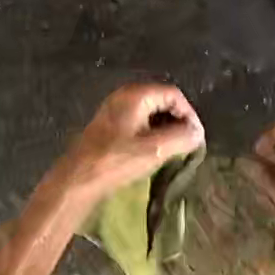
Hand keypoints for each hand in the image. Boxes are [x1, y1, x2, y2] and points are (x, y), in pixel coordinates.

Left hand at [53, 83, 205, 200]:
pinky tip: (154, 152)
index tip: (196, 136)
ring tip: (174, 149)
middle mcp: (124, 96)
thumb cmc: (116, 161)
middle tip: (187, 143)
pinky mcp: (109, 126)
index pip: (173, 94)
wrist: (77, 179)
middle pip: (162, 100)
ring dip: (165, 128)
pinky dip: (151, 133)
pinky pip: (138, 122)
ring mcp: (114, 110)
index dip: (189, 114)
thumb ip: (182, 137)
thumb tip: (198, 132)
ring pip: (150, 113)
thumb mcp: (155, 150)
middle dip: (178, 120)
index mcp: (136, 94)